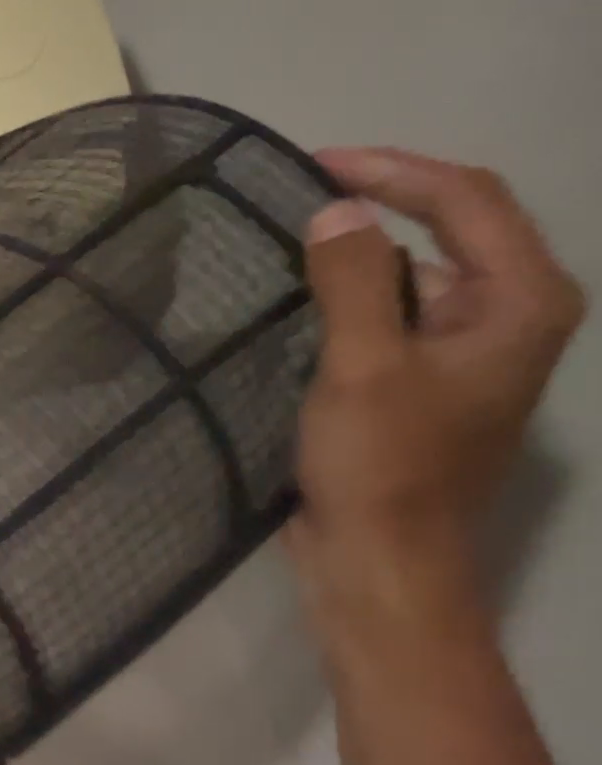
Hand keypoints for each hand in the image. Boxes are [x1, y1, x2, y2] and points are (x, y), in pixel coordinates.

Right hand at [289, 148, 586, 626]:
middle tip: (299, 200)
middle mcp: (508, 317)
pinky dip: (349, 304)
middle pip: (450, 233)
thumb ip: (353, 282)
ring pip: (415, 279)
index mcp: (521, 302)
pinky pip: (391, 321)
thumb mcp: (363, 366)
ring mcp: (466, 355)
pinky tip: (301, 309)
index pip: (468, 202)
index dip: (394, 172)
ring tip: (288, 249)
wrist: (380, 557)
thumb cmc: (382, 463)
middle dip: (378, 209)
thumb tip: (335, 212)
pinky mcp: (422, 386)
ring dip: (358, 260)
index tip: (318, 162)